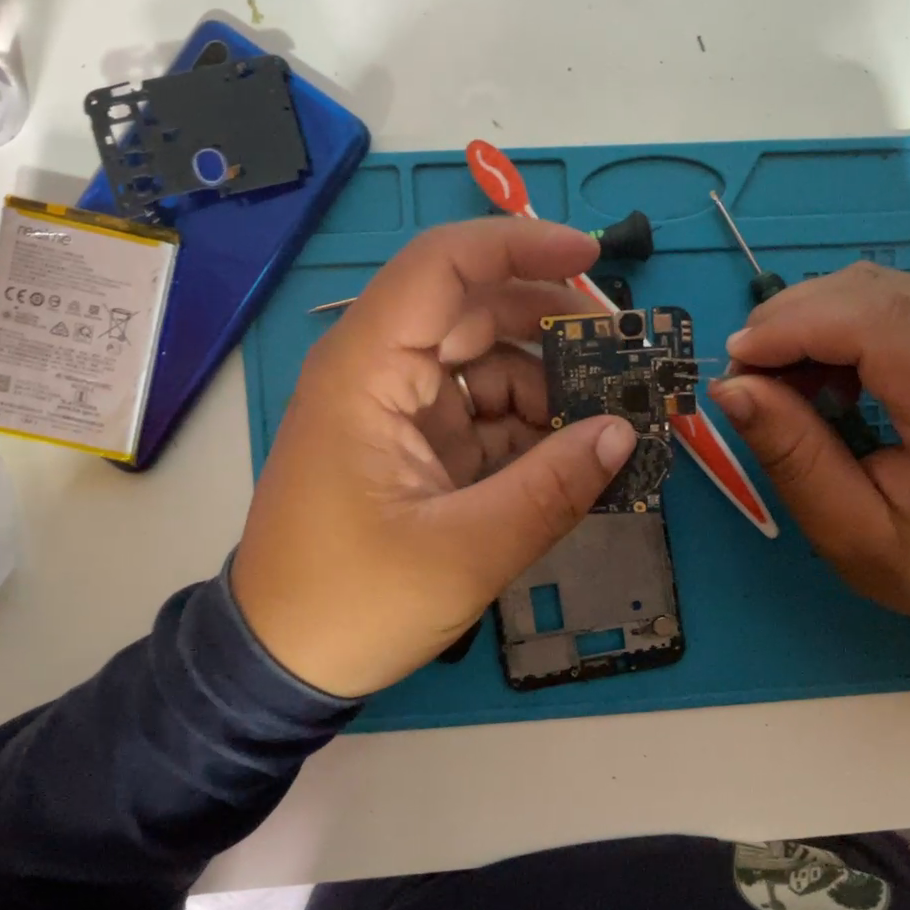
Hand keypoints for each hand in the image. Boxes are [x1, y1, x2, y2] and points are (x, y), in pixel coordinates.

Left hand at [231, 219, 636, 697]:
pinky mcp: (415, 448)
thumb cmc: (353, 602)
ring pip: (487, 365)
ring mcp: (398, 411)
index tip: (590, 258)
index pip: (442, 268)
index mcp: (366, 371)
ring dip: (548, 387)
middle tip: (622, 355)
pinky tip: (572, 457)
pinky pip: (484, 415)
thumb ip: (551, 489)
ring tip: (607, 422)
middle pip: (473, 311)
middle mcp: (379, 373)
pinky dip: (530, 430)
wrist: (285, 662)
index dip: (518, 246)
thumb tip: (624, 433)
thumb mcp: (464, 552)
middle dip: (550, 325)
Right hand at [707, 264, 909, 623]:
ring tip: (779, 376)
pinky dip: (845, 325)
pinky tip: (824, 372)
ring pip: (888, 291)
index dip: (798, 326)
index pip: (881, 325)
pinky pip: (903, 306)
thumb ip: (794, 456)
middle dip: (795, 318)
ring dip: (816, 318)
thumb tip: (729, 387)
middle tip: (746, 372)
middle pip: (881, 295)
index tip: (736, 360)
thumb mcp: (850, 533)